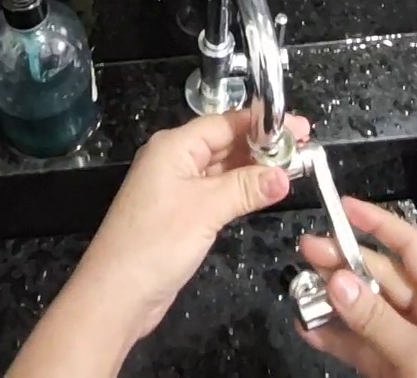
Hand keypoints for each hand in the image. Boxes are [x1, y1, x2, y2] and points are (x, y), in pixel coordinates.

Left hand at [8, 112, 311, 376]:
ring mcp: (175, 187)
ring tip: (291, 166)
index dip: (260, 123)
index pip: (224, 123)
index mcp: (174, 146)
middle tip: (300, 146)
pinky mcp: (179, 212)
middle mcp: (173, 160)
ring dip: (253, 169)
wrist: (116, 295)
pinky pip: (215, 191)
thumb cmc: (155, 242)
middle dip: (261, 145)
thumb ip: (246, 188)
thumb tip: (283, 174)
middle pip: (223, 143)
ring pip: (221, 168)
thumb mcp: (206, 209)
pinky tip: (263, 191)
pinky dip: (239, 189)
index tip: (294, 125)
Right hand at [297, 197, 416, 377]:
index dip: (379, 225)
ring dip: (333, 300)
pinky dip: (334, 337)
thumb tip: (336, 280)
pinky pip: (359, 347)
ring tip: (299, 287)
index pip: (412, 250)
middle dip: (345, 262)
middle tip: (306, 249)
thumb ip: (377, 322)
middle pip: (382, 278)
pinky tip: (308, 327)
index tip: (343, 207)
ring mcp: (408, 348)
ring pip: (365, 312)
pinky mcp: (391, 374)